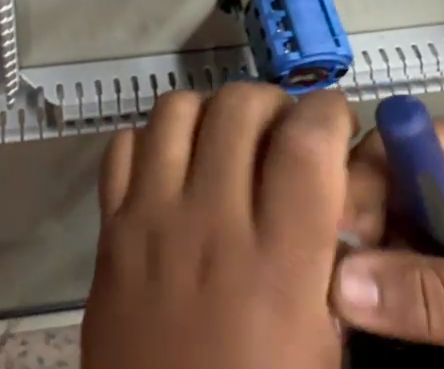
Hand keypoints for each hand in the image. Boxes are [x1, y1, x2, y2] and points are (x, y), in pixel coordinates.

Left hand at [83, 84, 354, 368]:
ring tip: (225, 141)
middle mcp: (211, 223)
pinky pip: (122, 147)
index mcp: (278, 261)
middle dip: (270, 103)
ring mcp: (151, 220)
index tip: (334, 118)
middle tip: (280, 130)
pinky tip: (171, 170)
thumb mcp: (320, 341)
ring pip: (176, 110)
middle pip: (238, 107)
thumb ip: (331, 258)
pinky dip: (151, 142)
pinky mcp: (109, 231)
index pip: (304, 141)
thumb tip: (332, 187)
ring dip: (210, 113)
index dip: (327, 112)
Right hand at [332, 118, 443, 368]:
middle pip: (388, 183)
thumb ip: (428, 295)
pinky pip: (427, 256)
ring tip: (351, 315)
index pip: (388, 145)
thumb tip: (331, 280)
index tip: (325, 255)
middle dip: (360, 236)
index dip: (350, 191)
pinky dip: (404, 288)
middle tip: (331, 297)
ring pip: (401, 224)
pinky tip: (387, 321)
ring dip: (378, 269)